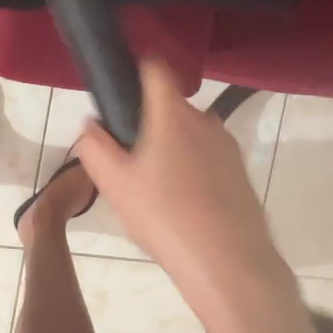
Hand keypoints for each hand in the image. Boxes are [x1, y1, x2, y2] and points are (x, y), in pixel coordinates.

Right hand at [76, 62, 299, 332]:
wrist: (229, 263)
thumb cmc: (165, 216)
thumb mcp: (114, 185)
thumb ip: (94, 147)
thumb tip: (91, 125)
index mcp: (172, 113)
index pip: (154, 69)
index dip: (135, 73)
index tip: (120, 98)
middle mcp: (204, 119)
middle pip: (170, 108)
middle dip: (149, 126)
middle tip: (130, 164)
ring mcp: (228, 146)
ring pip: (190, 136)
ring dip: (172, 151)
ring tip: (156, 193)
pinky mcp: (241, 172)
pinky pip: (208, 160)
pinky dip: (193, 173)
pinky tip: (183, 209)